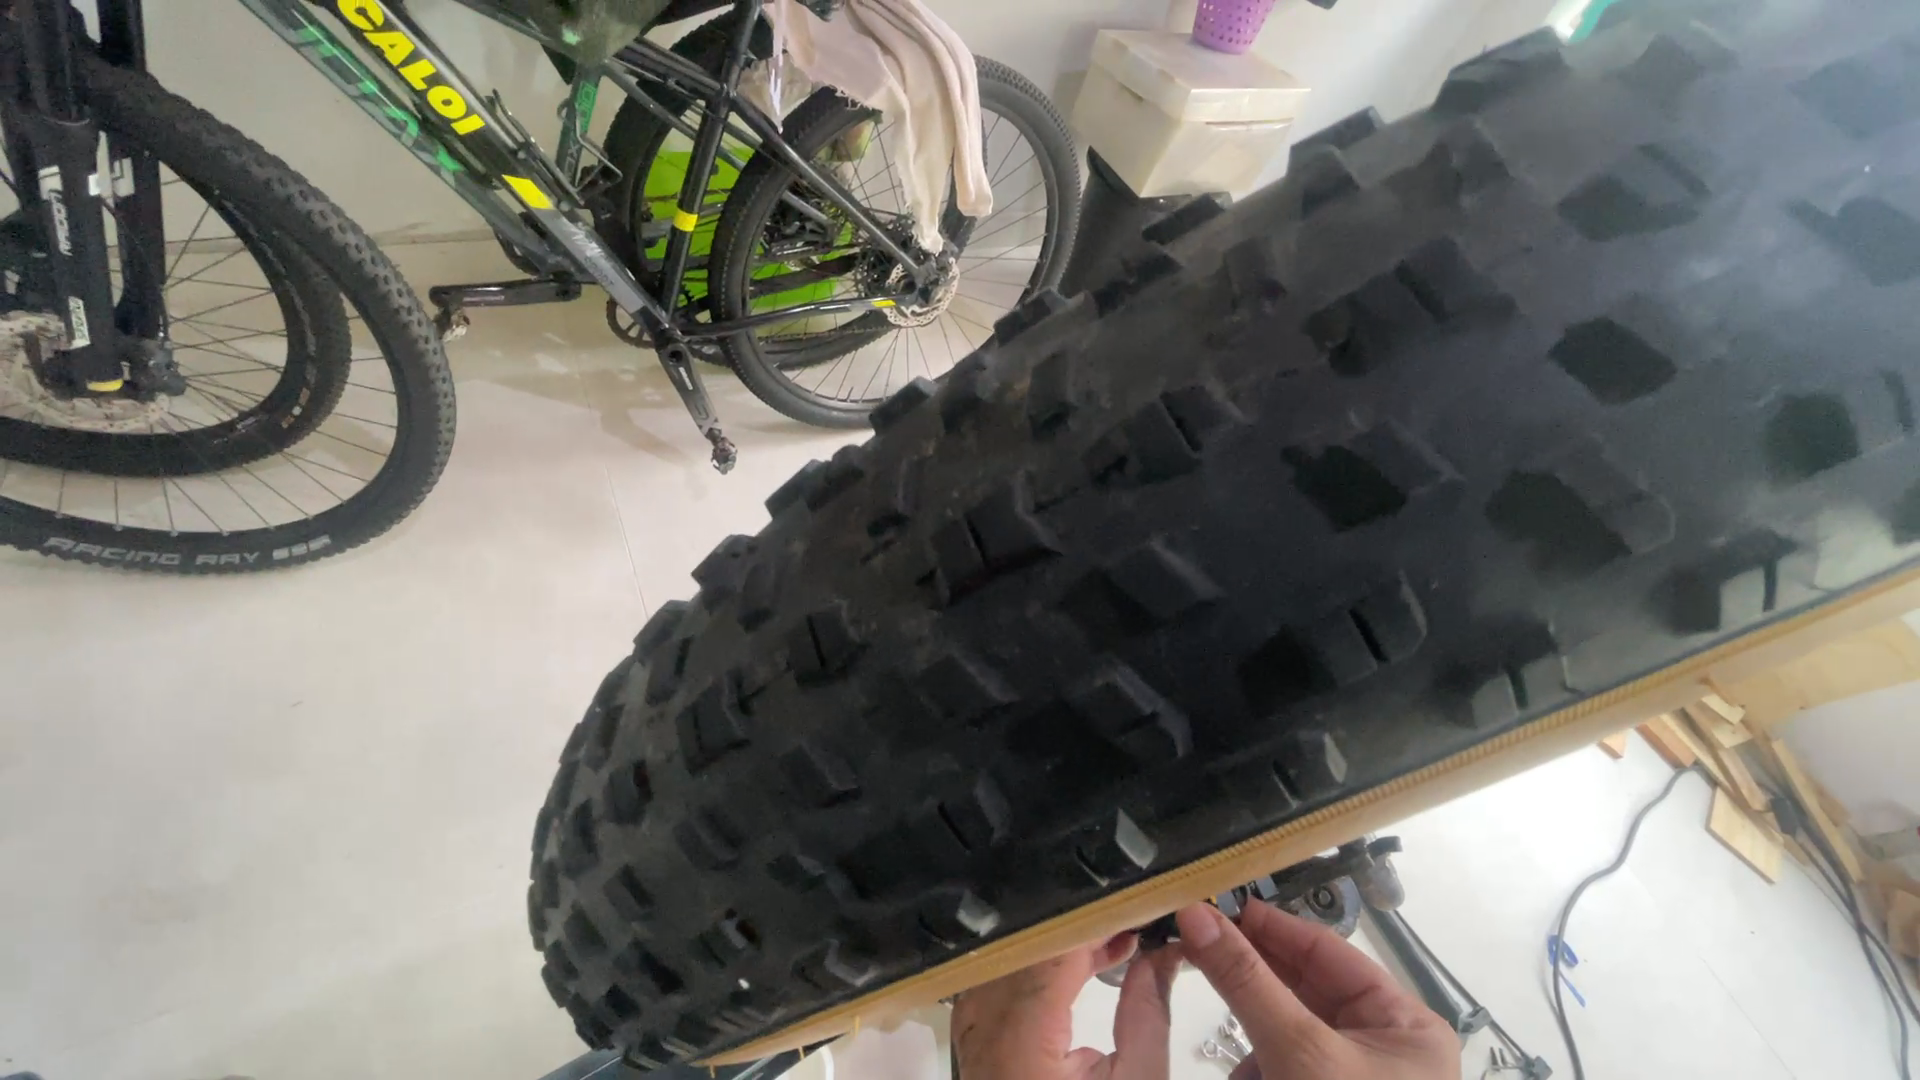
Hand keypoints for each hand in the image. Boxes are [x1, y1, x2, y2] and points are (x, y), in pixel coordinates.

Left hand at [952, 932, 1181, 1079]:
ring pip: (1017, 950)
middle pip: (1031, 945)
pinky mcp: (972, 1026)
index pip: (1054, 952)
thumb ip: (1147, 1015)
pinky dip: (1043, 960)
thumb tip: (1162, 950)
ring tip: (1117, 938)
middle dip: (1083, 925)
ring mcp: (970, 1022)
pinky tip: (1083, 962)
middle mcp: (982, 1023)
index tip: (1135, 902)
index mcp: (1019, 1042)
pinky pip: (1007, 970)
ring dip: (1065, 940)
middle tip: (1131, 914)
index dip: (1096, 920)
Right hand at [1175, 903, 1459, 1079]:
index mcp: (1402, 1022)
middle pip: (1302, 985)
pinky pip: (1281, 1064)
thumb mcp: (1299, 1052)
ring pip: (1285, 1026)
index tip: (1211, 905)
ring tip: (1240, 1060)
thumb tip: (1194, 912)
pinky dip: (1255, 1069)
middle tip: (1195, 948)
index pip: (1324, 948)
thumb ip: (1245, 980)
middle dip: (1252, 981)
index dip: (1268, 922)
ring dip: (1251, 1038)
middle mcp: (1383, 1044)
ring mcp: (1353, 1077)